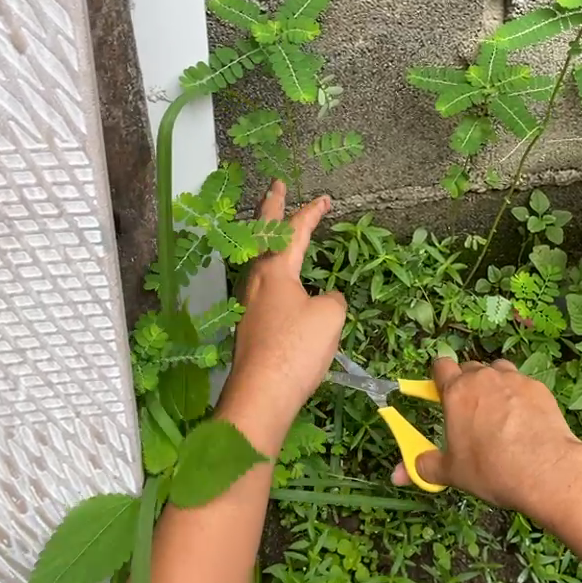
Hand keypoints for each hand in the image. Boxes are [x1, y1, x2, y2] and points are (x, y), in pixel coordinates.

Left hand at [216, 181, 345, 452]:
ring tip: (276, 232)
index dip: (310, 212)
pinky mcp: (250, 327)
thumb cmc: (296, 349)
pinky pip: (263, 286)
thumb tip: (323, 301)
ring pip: (259, 261)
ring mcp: (249, 304)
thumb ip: (332, 300)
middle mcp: (256, 281)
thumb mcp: (329, 316)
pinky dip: (272, 271)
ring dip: (269, 241)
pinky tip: (281, 287)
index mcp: (275, 270)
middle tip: (274, 187)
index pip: (294, 231)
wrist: (262, 395)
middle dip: (271, 209)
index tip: (324, 198)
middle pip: (263, 236)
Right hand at [395, 357, 581, 516]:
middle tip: (471, 414)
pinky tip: (525, 421)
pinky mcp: (538, 388)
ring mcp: (513, 379)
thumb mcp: (453, 472)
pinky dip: (520, 397)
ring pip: (497, 371)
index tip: (442, 394)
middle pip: (469, 368)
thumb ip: (424, 466)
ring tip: (499, 415)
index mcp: (456, 391)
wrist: (546, 470)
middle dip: (467, 384)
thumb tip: (397, 475)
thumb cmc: (491, 469)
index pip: (440, 365)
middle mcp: (483, 377)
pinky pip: (522, 385)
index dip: (440, 377)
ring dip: (494, 385)